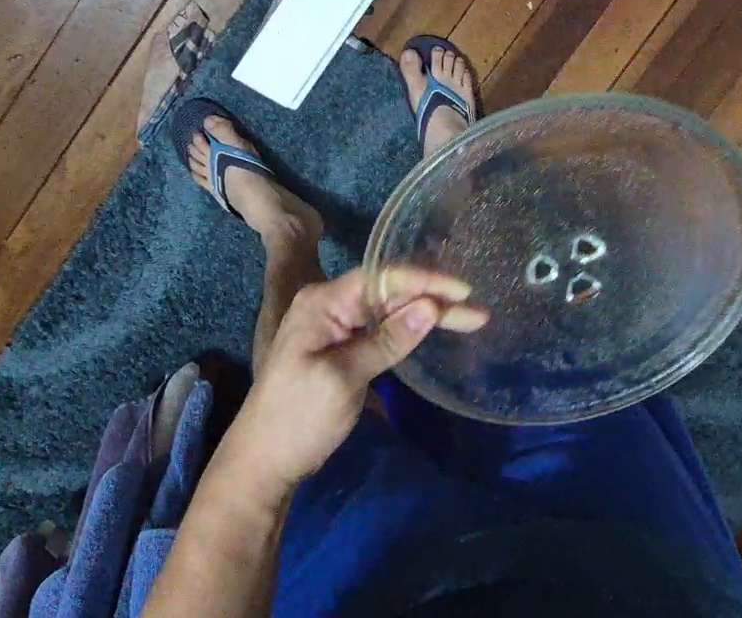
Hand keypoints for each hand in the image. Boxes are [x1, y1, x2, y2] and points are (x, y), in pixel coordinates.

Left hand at [219, 266, 488, 493]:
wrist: (262, 464)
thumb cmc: (297, 419)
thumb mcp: (344, 379)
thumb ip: (387, 340)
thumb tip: (430, 306)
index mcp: (323, 303)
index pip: (383, 278)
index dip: (426, 282)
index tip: (464, 292)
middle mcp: (330, 305)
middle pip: (391, 292)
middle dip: (435, 299)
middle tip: (478, 312)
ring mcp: (335, 327)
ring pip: (390, 310)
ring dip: (427, 314)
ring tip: (470, 319)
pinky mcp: (342, 348)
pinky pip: (382, 328)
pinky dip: (410, 329)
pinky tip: (434, 328)